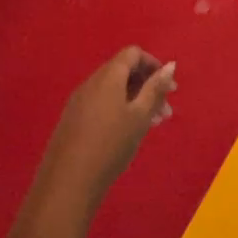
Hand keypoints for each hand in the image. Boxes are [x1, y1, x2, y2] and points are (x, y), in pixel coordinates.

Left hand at [37, 47, 176, 204]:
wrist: (67, 184)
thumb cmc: (110, 145)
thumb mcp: (140, 116)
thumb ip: (155, 89)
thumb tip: (170, 65)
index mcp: (107, 77)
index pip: (132, 54)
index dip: (153, 65)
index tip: (169, 88)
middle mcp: (90, 83)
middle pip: (123, 72)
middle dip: (147, 86)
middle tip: (165, 112)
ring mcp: (78, 102)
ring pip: (113, 91)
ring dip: (135, 100)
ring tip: (152, 125)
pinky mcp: (72, 120)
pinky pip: (101, 104)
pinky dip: (119, 110)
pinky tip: (127, 134)